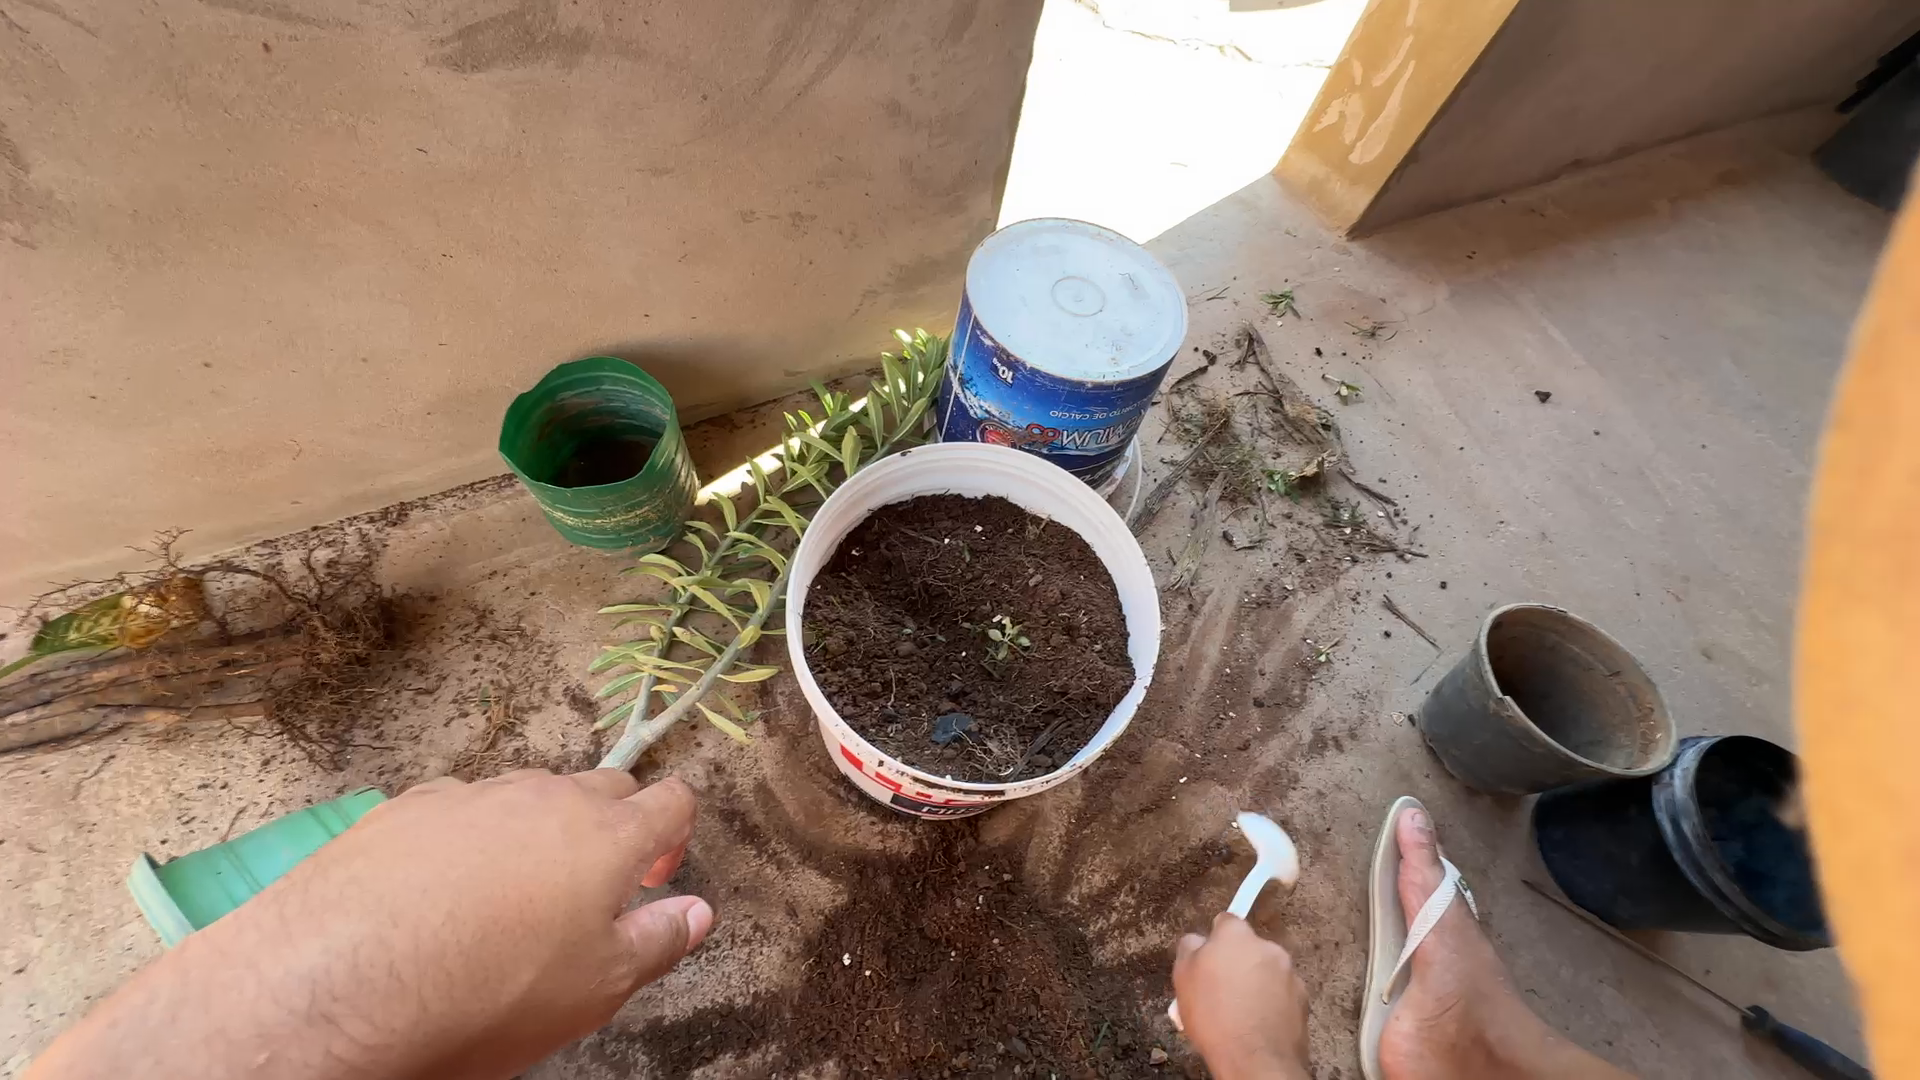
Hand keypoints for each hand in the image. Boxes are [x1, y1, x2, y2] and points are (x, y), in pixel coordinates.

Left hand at [29, 769, 710, 1079]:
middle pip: (609, 787)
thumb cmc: (487, 993)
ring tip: (503, 893)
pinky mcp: (409, 805)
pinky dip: (470, 835)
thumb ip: (659, 942)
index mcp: (610, 834)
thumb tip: (701, 911)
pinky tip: (432, 889)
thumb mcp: (593, 990)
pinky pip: (463, 806)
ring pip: (534, 793)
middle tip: (582, 890)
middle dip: (613, 826)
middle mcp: (553, 796)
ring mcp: (479, 793)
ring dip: (540, 828)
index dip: (677, 832)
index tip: (653, 879)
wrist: (326, 990)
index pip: (674, 800)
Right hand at [1172, 913, 1311, 1079]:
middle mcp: (1267, 947)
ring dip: (1258, 983)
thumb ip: (1190, 947)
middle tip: (1223, 990)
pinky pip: (1283, 995)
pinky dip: (1274, 1004)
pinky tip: (1260, 1024)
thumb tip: (1200, 942)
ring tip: (1243, 1013)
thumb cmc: (1213, 1014)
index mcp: (1236, 934)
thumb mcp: (1183, 975)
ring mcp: (1290, 975)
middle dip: (1238, 962)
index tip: (1209, 961)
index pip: (1226, 921)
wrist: (1255, 1062)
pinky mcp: (1305, 1003)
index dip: (1215, 940)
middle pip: (1249, 948)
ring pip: (1268, 972)